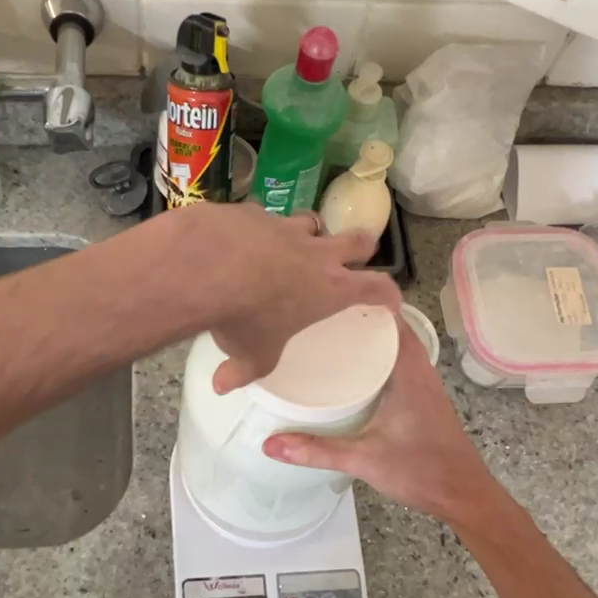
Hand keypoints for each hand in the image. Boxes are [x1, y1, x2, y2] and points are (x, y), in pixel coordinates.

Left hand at [168, 203, 401, 392]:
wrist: (206, 266)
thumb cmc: (244, 317)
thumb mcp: (250, 354)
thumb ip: (242, 370)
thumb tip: (221, 385)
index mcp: (330, 289)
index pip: (377, 287)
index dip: (388, 294)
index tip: (391, 300)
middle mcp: (317, 252)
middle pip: (358, 239)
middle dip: (361, 247)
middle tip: (354, 256)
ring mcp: (287, 226)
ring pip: (313, 222)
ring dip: (311, 233)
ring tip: (296, 245)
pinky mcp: (255, 212)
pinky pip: (266, 218)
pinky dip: (261, 230)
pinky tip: (243, 241)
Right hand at [262, 321, 505, 524]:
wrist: (464, 495)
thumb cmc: (421, 471)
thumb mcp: (363, 459)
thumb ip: (317, 451)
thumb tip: (270, 444)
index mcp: (409, 372)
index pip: (390, 319)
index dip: (362, 304)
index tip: (328, 299)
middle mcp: (420, 371)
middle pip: (389, 330)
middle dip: (357, 321)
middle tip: (317, 320)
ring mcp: (424, 386)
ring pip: (394, 349)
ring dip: (368, 342)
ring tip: (328, 340)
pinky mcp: (422, 402)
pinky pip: (397, 367)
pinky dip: (376, 362)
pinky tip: (351, 376)